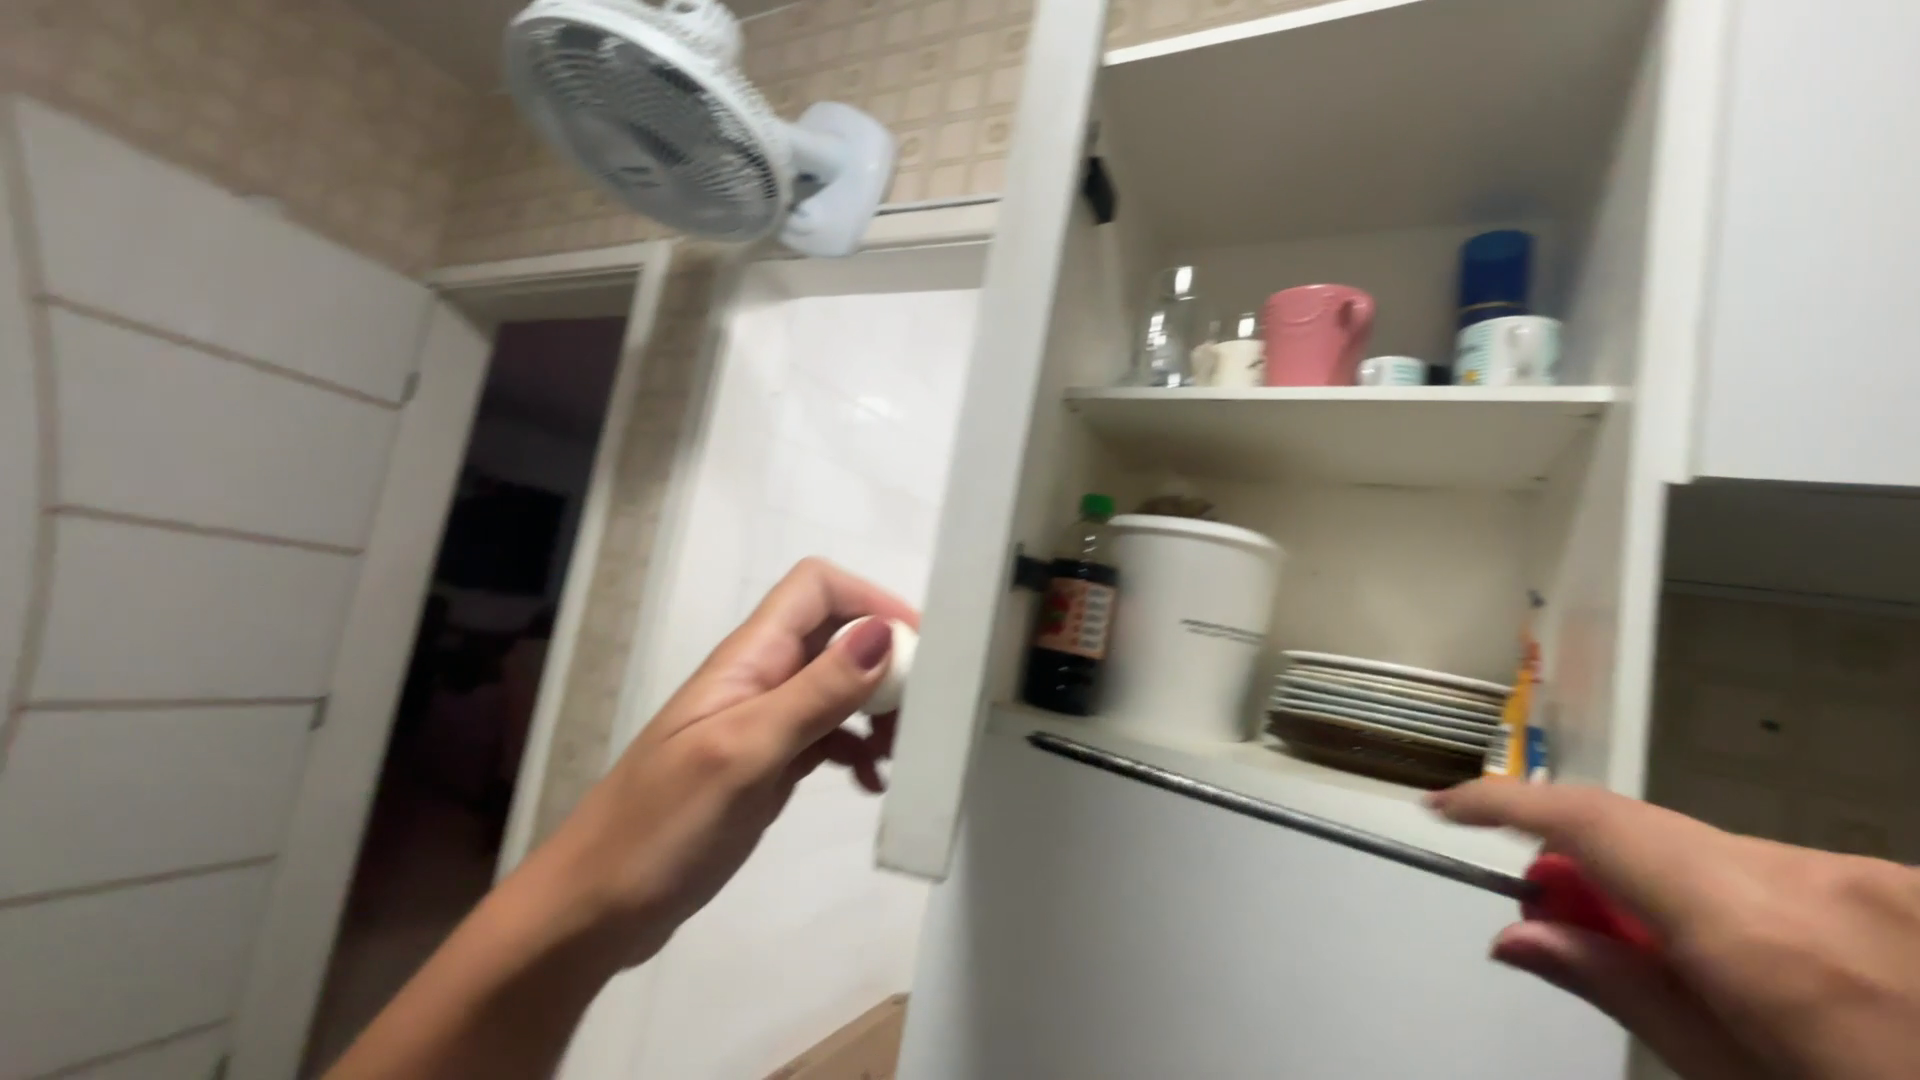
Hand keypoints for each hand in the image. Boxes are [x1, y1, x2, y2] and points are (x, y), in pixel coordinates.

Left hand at [323, 560, 915, 1079]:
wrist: (596, 908)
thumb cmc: (662, 825)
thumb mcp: (744, 753)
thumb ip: (814, 693)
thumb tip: (882, 633)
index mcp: (748, 659)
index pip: (815, 588)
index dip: (869, 598)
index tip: (918, 645)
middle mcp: (760, 678)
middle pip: (836, 634)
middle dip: (886, 660)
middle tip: (921, 712)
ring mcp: (765, 723)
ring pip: (838, 686)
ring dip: (878, 709)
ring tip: (901, 755)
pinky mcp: (769, 764)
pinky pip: (827, 736)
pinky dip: (857, 749)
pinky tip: (870, 784)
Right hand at [1429, 781, 1919, 1079]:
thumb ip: (1625, 992)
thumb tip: (1515, 938)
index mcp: (1762, 936)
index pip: (1594, 822)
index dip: (1504, 802)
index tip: (1445, 806)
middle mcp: (1819, 881)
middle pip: (1650, 835)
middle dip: (1585, 867)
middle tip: (1559, 926)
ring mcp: (1880, 877)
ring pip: (1716, 853)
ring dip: (1666, 891)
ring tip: (1686, 973)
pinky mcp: (1909, 884)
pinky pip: (1784, 870)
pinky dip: (1735, 901)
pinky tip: (1772, 973)